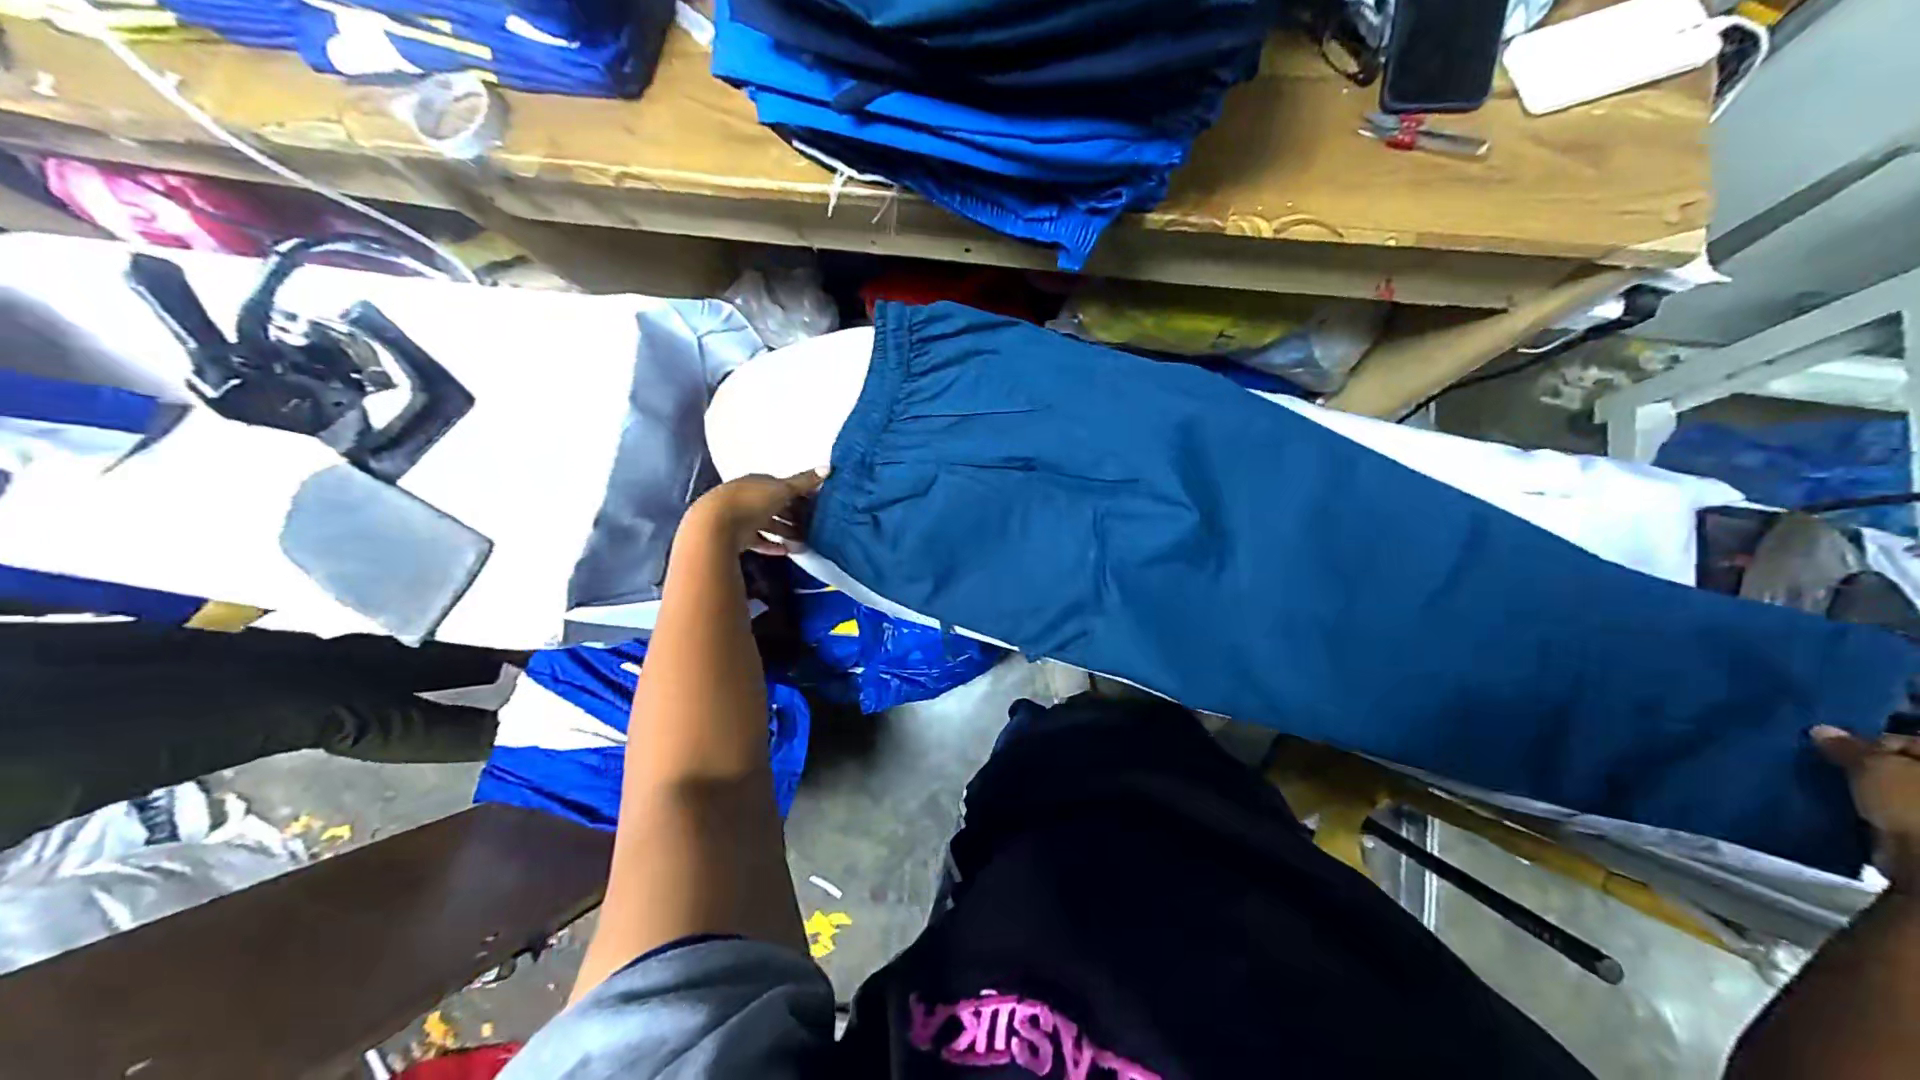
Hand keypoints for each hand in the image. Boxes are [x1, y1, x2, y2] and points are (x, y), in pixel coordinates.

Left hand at [684, 469, 826, 554]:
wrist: (715, 526)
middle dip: (794, 515)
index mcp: (758, 482)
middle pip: (775, 506)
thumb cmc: (751, 502)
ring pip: (768, 524)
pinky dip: (772, 545)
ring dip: (785, 531)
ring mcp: (741, 518)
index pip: (782, 486)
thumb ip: (804, 482)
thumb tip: (828, 467)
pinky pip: (759, 540)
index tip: (816, 504)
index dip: (800, 494)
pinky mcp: (737, 537)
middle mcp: (748, 497)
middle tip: (813, 525)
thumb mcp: (782, 490)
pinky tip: (786, 551)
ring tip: (804, 542)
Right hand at [1812, 725, 1919, 881]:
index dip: (1871, 740)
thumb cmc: (1913, 806)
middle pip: (1902, 768)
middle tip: (1827, 763)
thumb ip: (1849, 747)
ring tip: (1826, 786)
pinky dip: (1865, 812)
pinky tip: (1838, 809)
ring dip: (1862, 790)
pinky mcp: (1915, 840)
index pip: (1910, 741)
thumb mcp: (1874, 766)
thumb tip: (1821, 731)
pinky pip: (1887, 816)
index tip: (1833, 745)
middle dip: (1865, 765)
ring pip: (1892, 793)